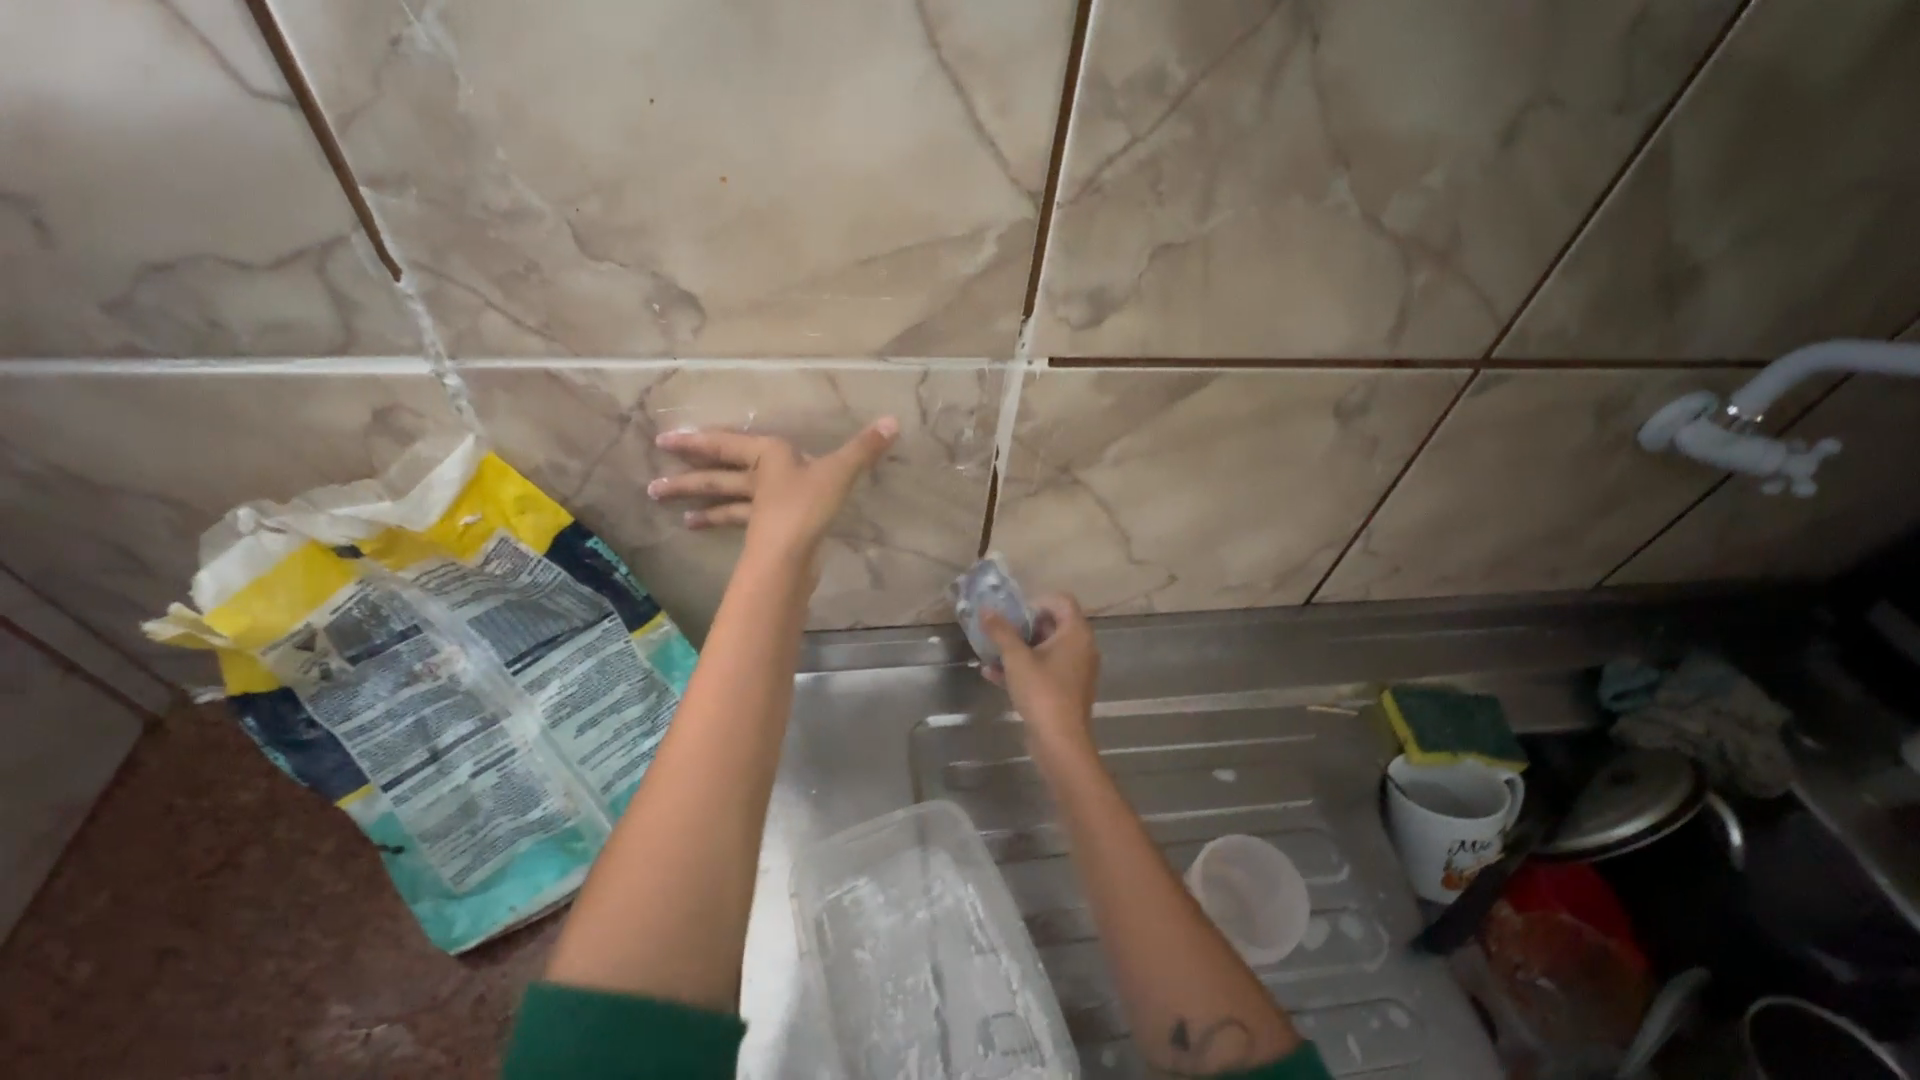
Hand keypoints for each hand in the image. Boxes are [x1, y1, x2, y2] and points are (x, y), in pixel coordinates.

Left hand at [648, 418, 899, 557]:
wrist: (794, 553)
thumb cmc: (809, 504)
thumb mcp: (840, 471)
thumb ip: (864, 448)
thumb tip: (894, 421)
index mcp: (769, 456)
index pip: (728, 444)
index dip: (699, 441)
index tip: (667, 440)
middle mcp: (758, 479)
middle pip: (716, 476)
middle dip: (685, 477)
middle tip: (652, 484)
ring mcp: (757, 510)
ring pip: (722, 502)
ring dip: (696, 504)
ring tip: (669, 508)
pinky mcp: (762, 535)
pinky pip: (737, 523)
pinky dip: (718, 522)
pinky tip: (698, 527)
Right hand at [982, 594, 1100, 764]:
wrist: (1060, 741)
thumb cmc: (1042, 692)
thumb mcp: (1016, 659)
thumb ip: (1001, 632)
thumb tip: (986, 610)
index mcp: (1076, 633)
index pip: (1061, 601)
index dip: (1035, 602)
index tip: (1013, 615)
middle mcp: (1082, 648)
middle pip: (1053, 625)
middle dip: (1022, 627)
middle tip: (999, 632)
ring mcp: (1076, 670)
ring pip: (1046, 650)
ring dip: (1019, 649)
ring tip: (990, 653)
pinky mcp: (1066, 690)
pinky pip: (1045, 670)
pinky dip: (1023, 669)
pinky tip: (992, 675)